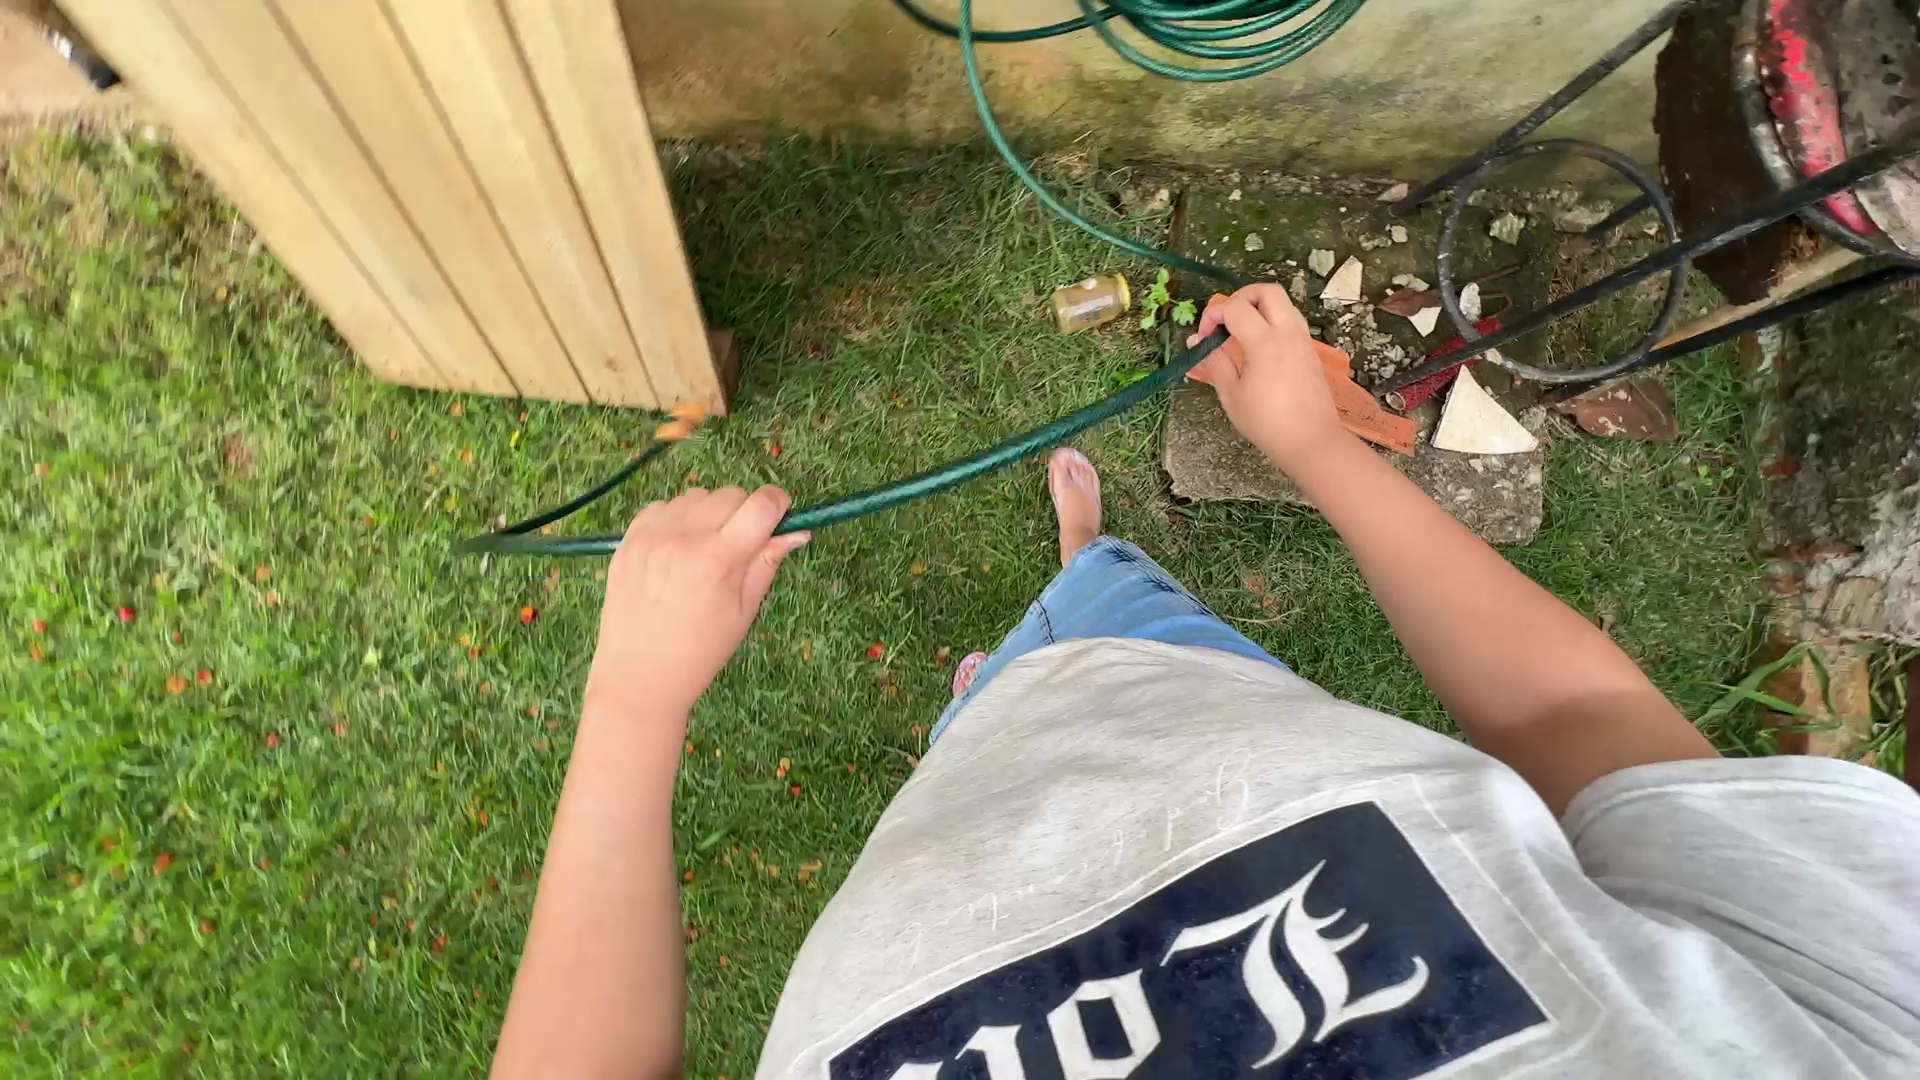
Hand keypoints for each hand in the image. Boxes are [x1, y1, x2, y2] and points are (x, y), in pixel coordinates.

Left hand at [586, 487, 809, 717]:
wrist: (640, 674)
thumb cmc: (702, 649)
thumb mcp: (746, 608)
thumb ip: (768, 561)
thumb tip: (798, 531)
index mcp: (719, 559)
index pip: (761, 504)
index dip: (778, 505)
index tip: (780, 518)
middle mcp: (684, 538)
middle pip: (731, 494)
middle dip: (745, 512)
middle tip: (740, 545)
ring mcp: (652, 535)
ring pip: (697, 496)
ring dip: (710, 513)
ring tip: (705, 549)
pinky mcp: (628, 539)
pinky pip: (664, 506)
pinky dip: (678, 519)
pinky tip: (678, 549)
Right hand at [1186, 284, 1351, 474]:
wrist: (1310, 439)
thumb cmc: (1265, 421)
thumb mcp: (1231, 394)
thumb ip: (1214, 362)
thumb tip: (1195, 341)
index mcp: (1265, 342)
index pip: (1236, 308)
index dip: (1213, 315)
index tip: (1203, 336)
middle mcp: (1287, 332)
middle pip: (1267, 291)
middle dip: (1241, 297)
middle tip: (1225, 319)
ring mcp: (1303, 340)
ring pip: (1282, 303)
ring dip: (1258, 308)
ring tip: (1240, 333)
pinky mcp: (1309, 351)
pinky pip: (1290, 321)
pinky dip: (1271, 322)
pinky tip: (1257, 348)